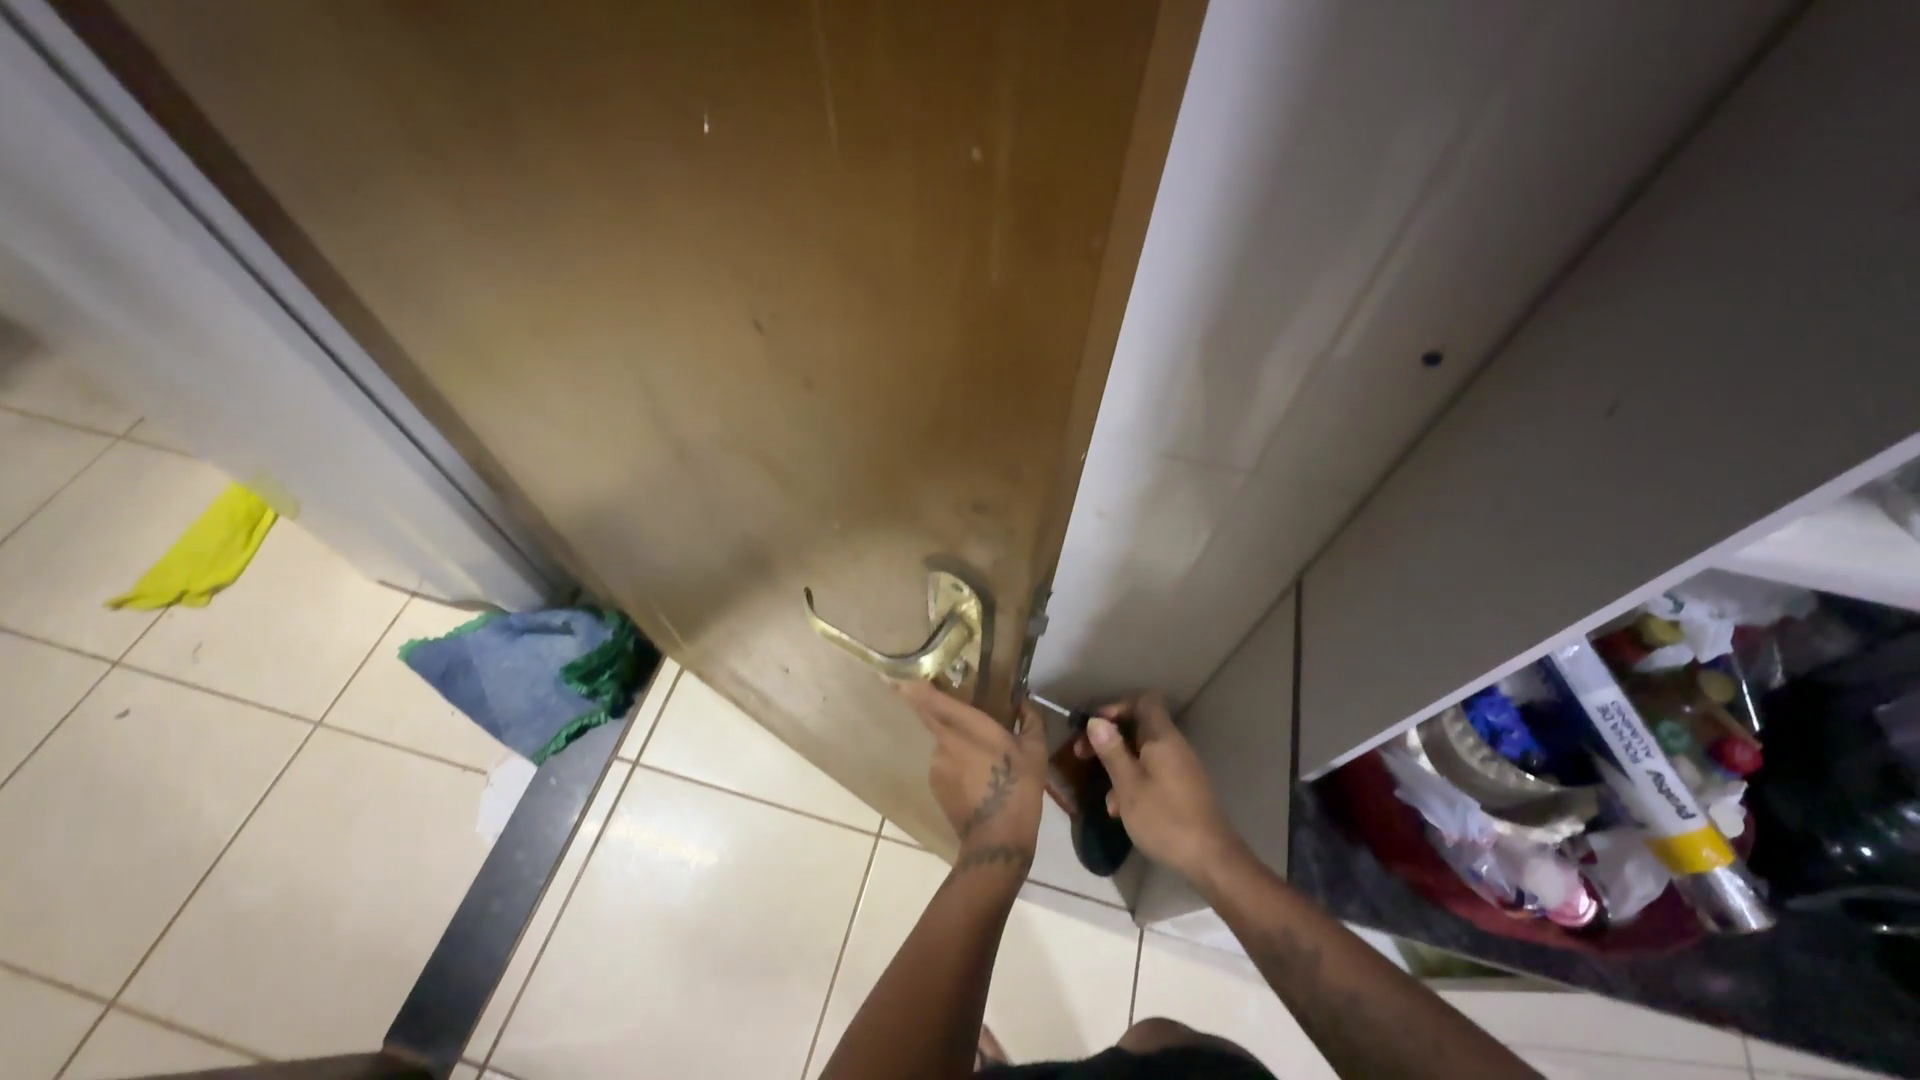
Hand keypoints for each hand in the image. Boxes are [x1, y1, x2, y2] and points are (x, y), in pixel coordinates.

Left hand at [895, 681, 1048, 876]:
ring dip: (960, 748)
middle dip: (944, 713)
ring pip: (946, 745)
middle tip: (970, 722)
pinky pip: (945, 766)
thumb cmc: (1019, 788)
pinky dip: (958, 768)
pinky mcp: (934, 786)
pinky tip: (977, 783)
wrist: (997, 839)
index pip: (930, 699)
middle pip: (936, 719)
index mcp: (966, 726)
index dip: (912, 685)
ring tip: (985, 765)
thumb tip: (1025, 702)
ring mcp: (936, 765)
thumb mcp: (1035, 752)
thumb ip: (1030, 720)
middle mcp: (944, 741)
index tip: (897, 674)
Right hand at [1075, 691, 1246, 882]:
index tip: (1094, 727)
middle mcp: (1173, 746)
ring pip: (1141, 755)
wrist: (1211, 858)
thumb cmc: (1165, 818)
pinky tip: (1121, 811)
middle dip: (1108, 741)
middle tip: (1082, 756)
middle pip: (1138, 728)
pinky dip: (1133, 784)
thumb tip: (1096, 721)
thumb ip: (1111, 751)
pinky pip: (1151, 774)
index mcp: (1162, 738)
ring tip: (1105, 797)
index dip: (1116, 707)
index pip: (1143, 701)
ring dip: (1118, 768)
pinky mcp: (1181, 789)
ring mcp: (1179, 768)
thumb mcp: (1129, 785)